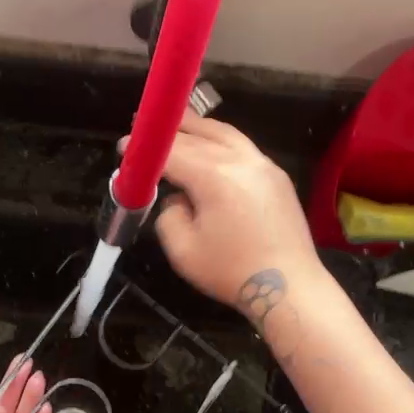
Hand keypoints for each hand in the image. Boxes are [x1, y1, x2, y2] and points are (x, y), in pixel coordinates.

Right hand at [138, 117, 321, 320]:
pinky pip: (243, 148)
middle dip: (172, 131)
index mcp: (214, 176)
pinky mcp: (276, 176)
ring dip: (200, 129)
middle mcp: (240, 160)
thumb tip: (177, 200)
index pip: (173, 152)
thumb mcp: (183, 252)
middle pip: (200, 135)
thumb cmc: (231, 271)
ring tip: (182, 127)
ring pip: (226, 134)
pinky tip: (213, 150)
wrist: (287, 285)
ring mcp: (263, 164)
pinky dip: (221, 142)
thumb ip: (169, 217)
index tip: (126, 147)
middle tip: (150, 131)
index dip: (147, 150)